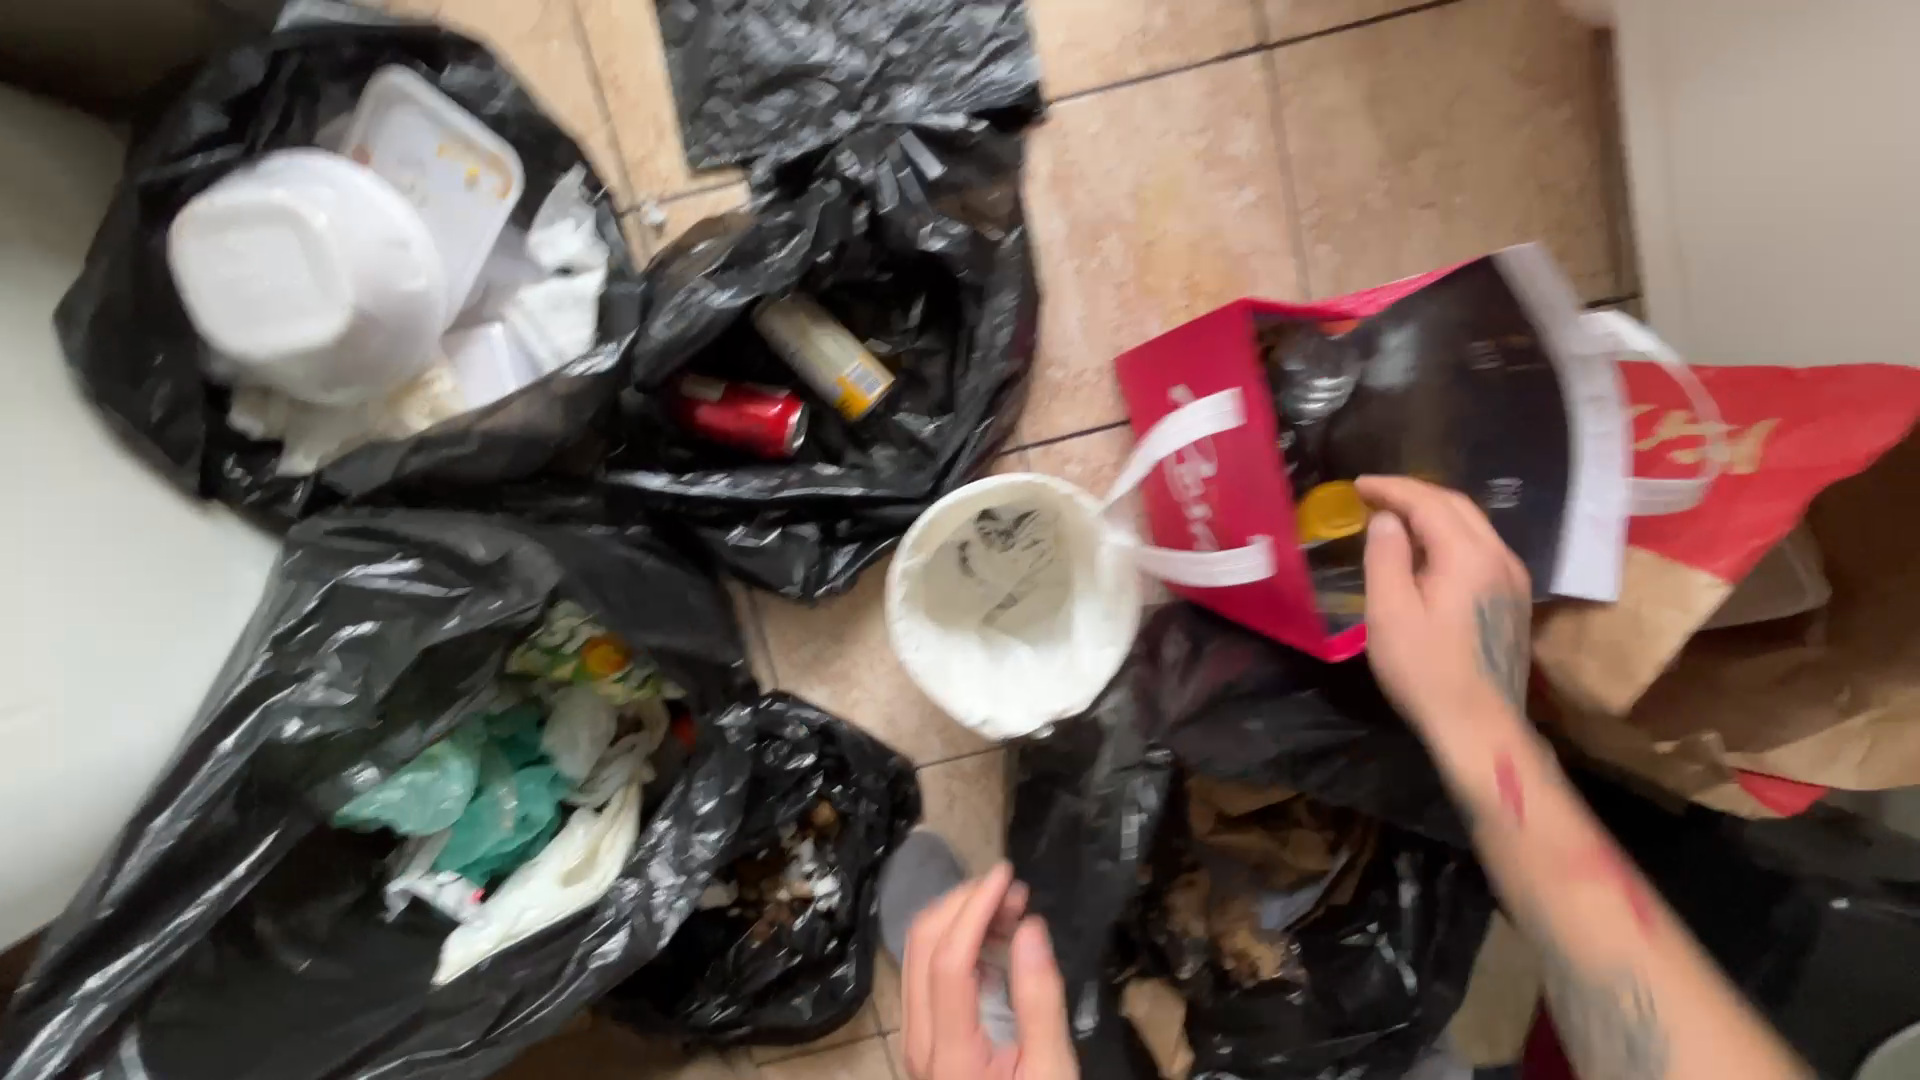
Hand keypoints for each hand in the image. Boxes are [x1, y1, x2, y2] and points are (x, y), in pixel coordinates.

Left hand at [902, 862, 1077, 1079]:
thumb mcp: (1052, 1072)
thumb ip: (1040, 1001)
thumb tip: (1029, 927)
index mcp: (948, 1054)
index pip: (948, 958)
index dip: (975, 907)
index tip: (1007, 876)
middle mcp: (918, 1041)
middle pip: (922, 944)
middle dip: (966, 903)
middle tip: (1014, 891)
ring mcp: (914, 1040)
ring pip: (918, 953)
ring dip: (959, 917)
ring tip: (1008, 908)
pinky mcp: (923, 1039)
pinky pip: (926, 972)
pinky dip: (955, 941)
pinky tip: (992, 941)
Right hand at [1356, 476, 1531, 734]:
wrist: (1479, 725)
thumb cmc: (1424, 669)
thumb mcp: (1390, 612)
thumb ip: (1386, 557)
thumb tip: (1387, 519)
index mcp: (1468, 557)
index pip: (1430, 503)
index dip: (1392, 488)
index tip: (1357, 484)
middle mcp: (1500, 558)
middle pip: (1458, 507)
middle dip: (1414, 493)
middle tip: (1372, 494)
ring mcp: (1513, 579)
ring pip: (1473, 526)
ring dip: (1432, 512)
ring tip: (1393, 515)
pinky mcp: (1513, 598)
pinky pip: (1479, 547)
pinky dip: (1447, 533)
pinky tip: (1424, 548)